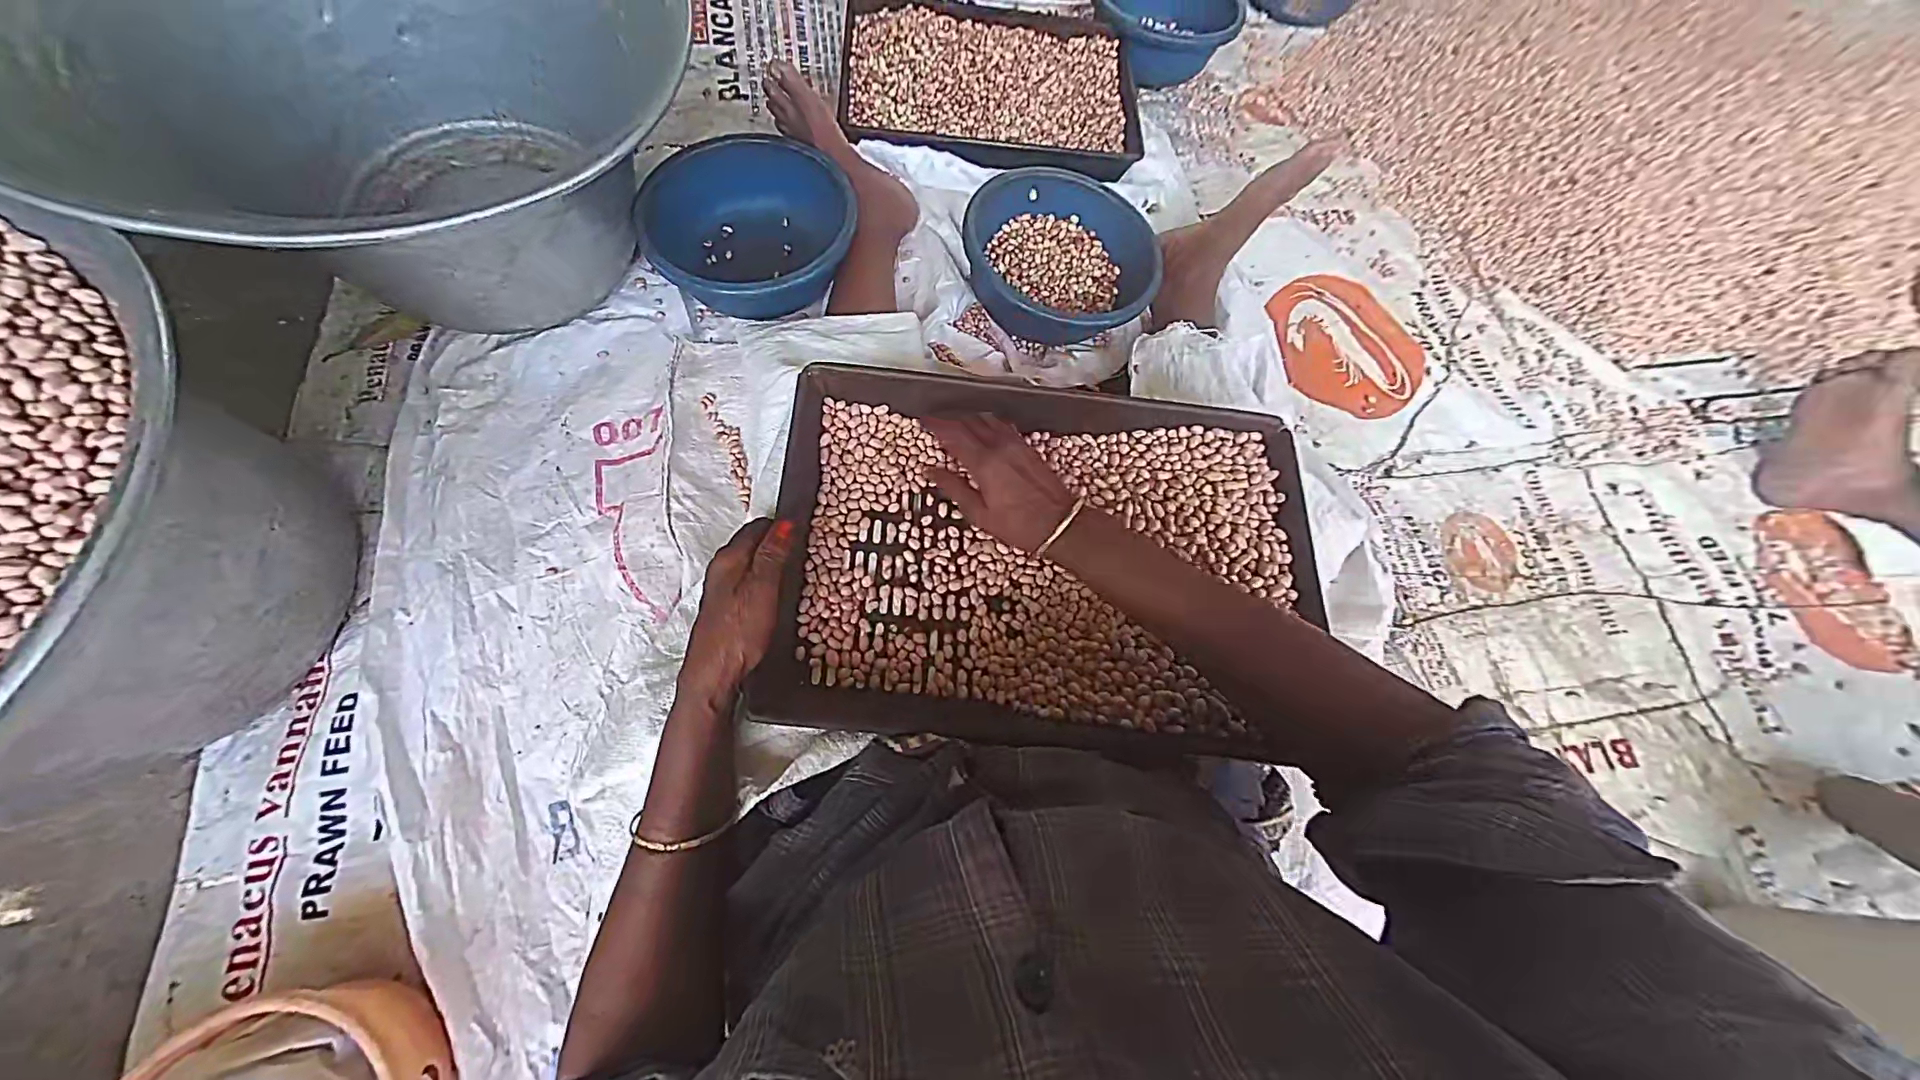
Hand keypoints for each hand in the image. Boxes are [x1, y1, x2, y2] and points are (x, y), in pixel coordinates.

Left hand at [678, 518, 794, 706]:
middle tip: (801, 537)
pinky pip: (749, 581)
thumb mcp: (762, 588)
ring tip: (794, 558)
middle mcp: (722, 571)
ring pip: (750, 562)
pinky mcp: (728, 609)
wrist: (714, 675)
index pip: (757, 528)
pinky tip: (776, 587)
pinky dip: (765, 577)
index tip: (801, 523)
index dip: (780, 524)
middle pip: (751, 543)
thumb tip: (784, 524)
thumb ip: (772, 555)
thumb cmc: (737, 634)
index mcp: (729, 560)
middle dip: (775, 537)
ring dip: (770, 557)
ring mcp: (723, 591)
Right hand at [923, 413, 1076, 551]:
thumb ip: (954, 488)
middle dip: (949, 420)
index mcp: (985, 464)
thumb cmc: (1020, 525)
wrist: (1059, 524)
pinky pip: (1002, 426)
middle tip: (936, 424)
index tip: (924, 422)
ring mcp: (1016, 445)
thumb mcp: (980, 514)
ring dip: (968, 419)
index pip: (954, 434)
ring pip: (986, 419)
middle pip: (969, 422)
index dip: (936, 425)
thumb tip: (931, 472)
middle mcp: (1000, 448)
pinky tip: (983, 430)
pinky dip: (987, 424)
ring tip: (955, 425)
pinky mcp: (1027, 447)